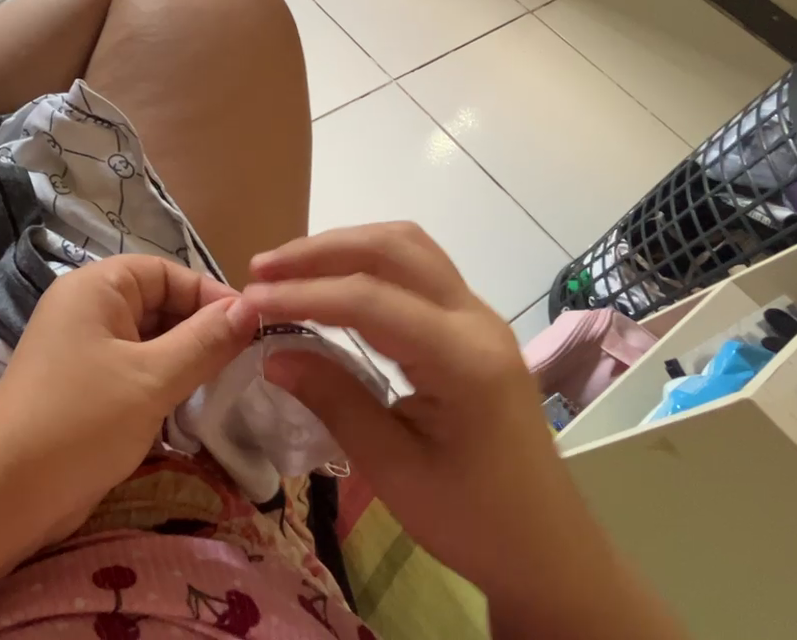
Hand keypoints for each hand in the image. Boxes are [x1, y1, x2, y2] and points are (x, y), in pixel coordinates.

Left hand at [0, 255, 258, 543]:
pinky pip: (134, 371)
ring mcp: (83, 349)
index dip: (210, 295)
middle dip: (201, 331)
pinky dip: (164, 384)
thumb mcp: (152, 378)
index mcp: (96, 287)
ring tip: (226, 387)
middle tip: (247, 363)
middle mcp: (87, 308)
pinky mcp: (84, 386)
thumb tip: (250, 308)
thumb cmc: (81, 420)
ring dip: (186, 361)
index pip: (166, 272)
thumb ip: (204, 341)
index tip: (255, 327)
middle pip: (158, 304)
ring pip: (150, 341)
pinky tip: (192, 410)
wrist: (6, 492)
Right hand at [238, 223, 593, 609]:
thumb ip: (333, 400)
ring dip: (341, 248)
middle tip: (261, 270)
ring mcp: (477, 316)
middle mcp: (476, 320)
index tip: (249, 303)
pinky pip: (414, 268)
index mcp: (464, 360)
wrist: (547, 549)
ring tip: (286, 270)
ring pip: (405, 246)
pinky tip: (328, 285)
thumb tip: (271, 352)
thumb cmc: (473, 520)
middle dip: (319, 251)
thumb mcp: (393, 470)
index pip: (370, 300)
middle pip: (392, 248)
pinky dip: (363, 263)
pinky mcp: (469, 324)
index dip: (303, 294)